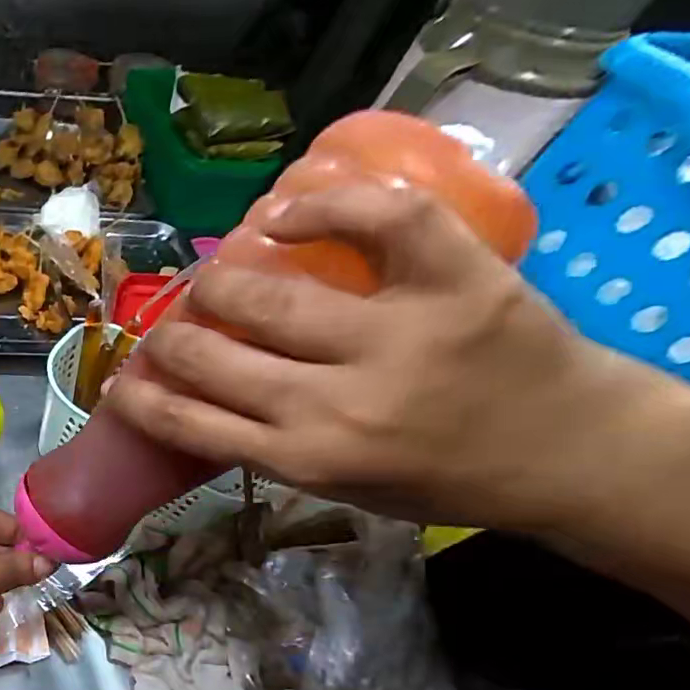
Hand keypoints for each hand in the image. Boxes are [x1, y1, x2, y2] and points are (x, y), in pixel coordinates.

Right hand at [107, 182, 689, 532]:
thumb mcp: (343, 486)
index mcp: (308, 458)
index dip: (138, 398)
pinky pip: (377, 219)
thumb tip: (202, 395)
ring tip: (213, 276)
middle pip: (211, 352)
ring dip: (216, 278)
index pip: (190, 423)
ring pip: (266, 289)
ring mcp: (397, 335)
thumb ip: (272, 445)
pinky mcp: (456, 279)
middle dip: (170, 334)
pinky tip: (283, 208)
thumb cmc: (442, 479)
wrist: (569, 453)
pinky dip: (321, 203)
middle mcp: (336, 402)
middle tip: (171, 323)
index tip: (120, 381)